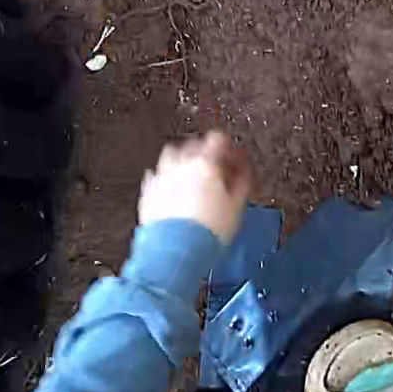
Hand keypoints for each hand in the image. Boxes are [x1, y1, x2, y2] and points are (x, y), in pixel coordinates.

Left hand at [137, 131, 252, 243]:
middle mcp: (182, 164)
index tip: (233, 159)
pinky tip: (173, 188)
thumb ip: (241, 183)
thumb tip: (243, 174)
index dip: (229, 147)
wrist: (175, 251)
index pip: (218, 139)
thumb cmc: (206, 232)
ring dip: (183, 159)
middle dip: (206, 152)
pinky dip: (166, 177)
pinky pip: (157, 175)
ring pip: (172, 154)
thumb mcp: (236, 207)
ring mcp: (163, 176)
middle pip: (195, 144)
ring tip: (192, 173)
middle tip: (216, 167)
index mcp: (206, 163)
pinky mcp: (149, 191)